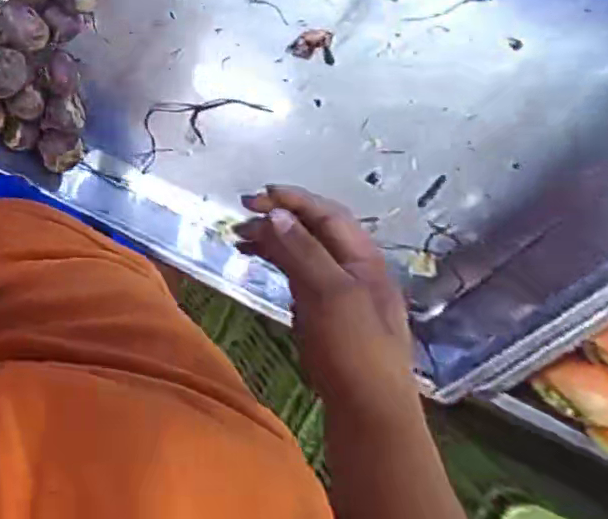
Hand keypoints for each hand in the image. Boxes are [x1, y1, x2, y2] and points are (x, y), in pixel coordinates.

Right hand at [236, 185, 419, 415]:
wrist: (368, 409)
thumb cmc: (355, 348)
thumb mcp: (331, 294)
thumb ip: (304, 251)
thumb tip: (275, 213)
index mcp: (364, 259)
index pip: (328, 213)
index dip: (293, 199)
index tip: (257, 197)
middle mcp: (352, 267)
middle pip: (313, 227)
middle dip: (277, 216)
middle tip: (242, 215)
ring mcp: (337, 286)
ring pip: (300, 246)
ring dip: (270, 236)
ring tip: (239, 237)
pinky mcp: (321, 305)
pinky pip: (294, 267)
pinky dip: (272, 256)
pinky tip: (252, 257)